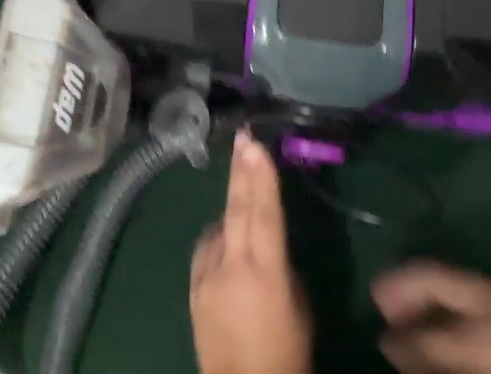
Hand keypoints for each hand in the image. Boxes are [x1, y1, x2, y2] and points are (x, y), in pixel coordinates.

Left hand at [189, 129, 311, 373]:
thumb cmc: (287, 356)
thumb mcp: (299, 309)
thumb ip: (281, 268)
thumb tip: (267, 243)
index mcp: (265, 273)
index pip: (264, 215)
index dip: (261, 178)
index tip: (256, 145)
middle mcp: (230, 267)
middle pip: (236, 210)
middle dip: (241, 171)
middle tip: (243, 138)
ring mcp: (206, 276)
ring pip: (220, 228)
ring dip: (233, 211)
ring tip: (246, 192)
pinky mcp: (191, 287)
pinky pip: (207, 250)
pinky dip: (220, 240)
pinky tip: (229, 242)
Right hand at [372, 261, 490, 373]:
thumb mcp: (464, 345)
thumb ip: (423, 342)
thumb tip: (384, 339)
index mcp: (468, 285)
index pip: (421, 272)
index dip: (393, 284)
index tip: (373, 306)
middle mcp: (480, 300)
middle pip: (433, 297)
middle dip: (408, 315)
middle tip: (389, 338)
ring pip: (450, 325)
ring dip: (427, 338)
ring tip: (412, 360)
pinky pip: (468, 347)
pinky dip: (450, 354)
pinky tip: (445, 365)